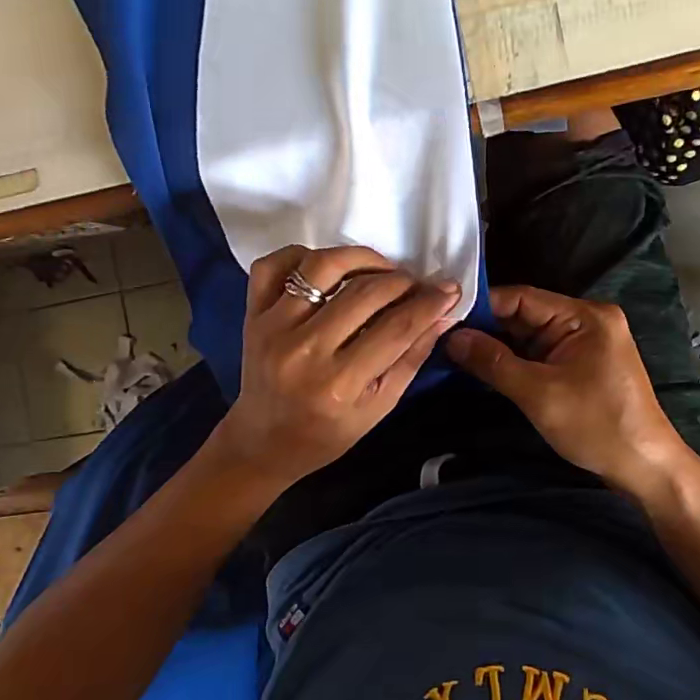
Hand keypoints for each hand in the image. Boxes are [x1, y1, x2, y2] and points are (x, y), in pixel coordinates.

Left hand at [211, 245, 460, 489]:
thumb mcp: (379, 407)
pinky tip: (327, 270)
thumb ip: (411, 357)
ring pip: (322, 267)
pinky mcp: (251, 314)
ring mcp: (272, 328)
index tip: (448, 289)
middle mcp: (304, 351)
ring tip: (380, 270)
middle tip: (416, 285)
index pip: (396, 327)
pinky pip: (274, 265)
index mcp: (339, 384)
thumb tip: (443, 313)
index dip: (429, 303)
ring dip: (360, 258)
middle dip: (402, 281)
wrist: (264, 443)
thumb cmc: (327, 433)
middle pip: (365, 292)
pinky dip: (302, 256)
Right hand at [446, 285, 693, 493]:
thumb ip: (493, 362)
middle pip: (524, 315)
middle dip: (485, 328)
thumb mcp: (539, 393)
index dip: (482, 306)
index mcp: (584, 316)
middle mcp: (585, 321)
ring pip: (528, 337)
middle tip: (441, 338)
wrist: (645, 467)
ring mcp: (583, 344)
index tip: (444, 318)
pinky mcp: (579, 365)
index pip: (522, 297)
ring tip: (452, 352)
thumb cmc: (596, 426)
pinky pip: (538, 355)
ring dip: (496, 347)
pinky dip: (512, 361)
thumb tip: (451, 338)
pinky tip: (481, 367)